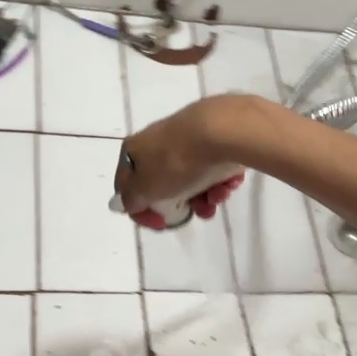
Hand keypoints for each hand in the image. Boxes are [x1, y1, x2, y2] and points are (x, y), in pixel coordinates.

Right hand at [114, 94, 263, 228]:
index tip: (161, 224)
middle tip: (197, 212)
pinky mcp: (214, 137)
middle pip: (165, 184)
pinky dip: (220, 179)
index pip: (128, 187)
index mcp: (133, 149)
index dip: (142, 212)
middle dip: (183, 205)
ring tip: (218, 198)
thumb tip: (129, 202)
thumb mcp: (145, 189)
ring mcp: (186, 137)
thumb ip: (132, 199)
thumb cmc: (176, 163)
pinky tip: (229, 183)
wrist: (220, 131)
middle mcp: (157, 140)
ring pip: (191, 177)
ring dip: (204, 196)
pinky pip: (213, 166)